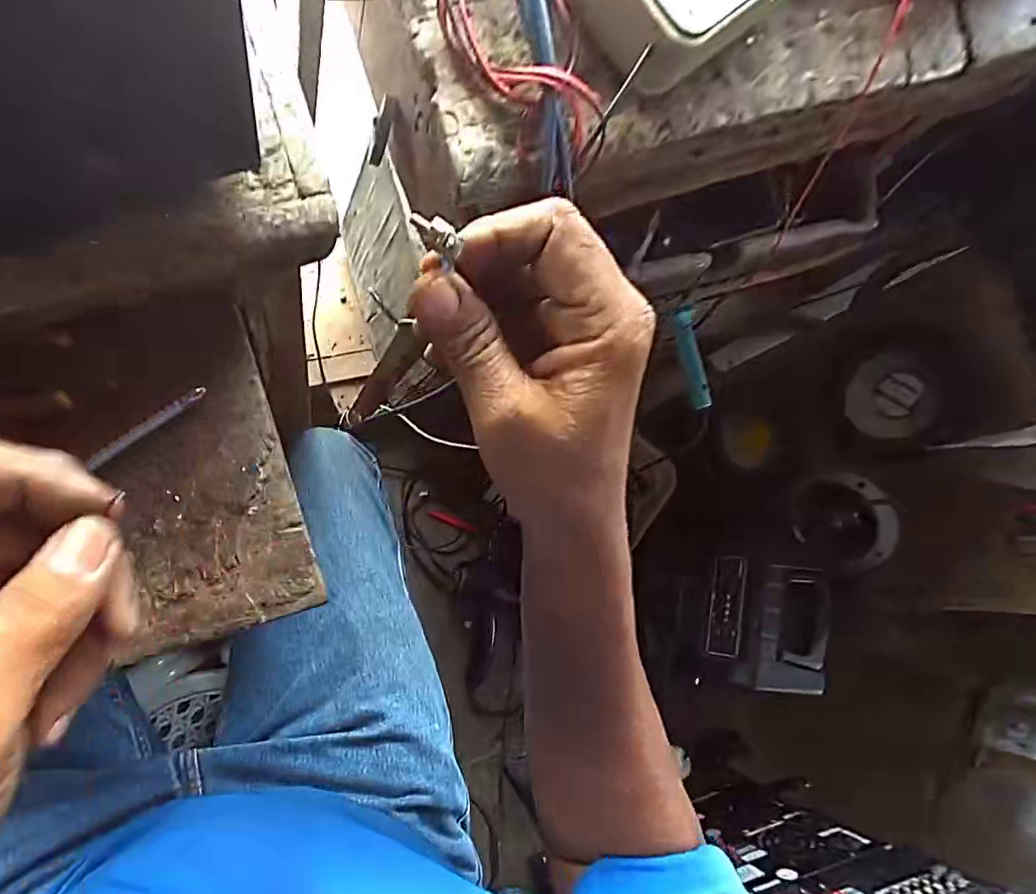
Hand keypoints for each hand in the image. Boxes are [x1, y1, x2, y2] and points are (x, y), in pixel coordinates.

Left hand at [0, 432, 141, 893]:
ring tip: (71, 698)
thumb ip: (30, 625)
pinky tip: (56, 711)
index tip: (109, 524)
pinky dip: (73, 653)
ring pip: (48, 567)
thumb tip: (98, 536)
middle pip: (20, 516)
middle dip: (85, 567)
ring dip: (85, 621)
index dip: (40, 477)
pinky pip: (48, 615)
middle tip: (120, 633)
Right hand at [408, 198, 654, 532]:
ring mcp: (579, 326)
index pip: (556, 230)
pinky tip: (448, 346)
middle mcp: (601, 310)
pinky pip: (512, 310)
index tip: (444, 267)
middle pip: (534, 247)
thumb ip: (468, 342)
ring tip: (432, 330)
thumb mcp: (504, 410)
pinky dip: (477, 321)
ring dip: (470, 296)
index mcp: (608, 318)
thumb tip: (431, 286)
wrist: (572, 522)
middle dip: (475, 267)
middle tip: (427, 298)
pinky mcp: (558, 344)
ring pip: (517, 277)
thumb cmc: (555, 479)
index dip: (494, 236)